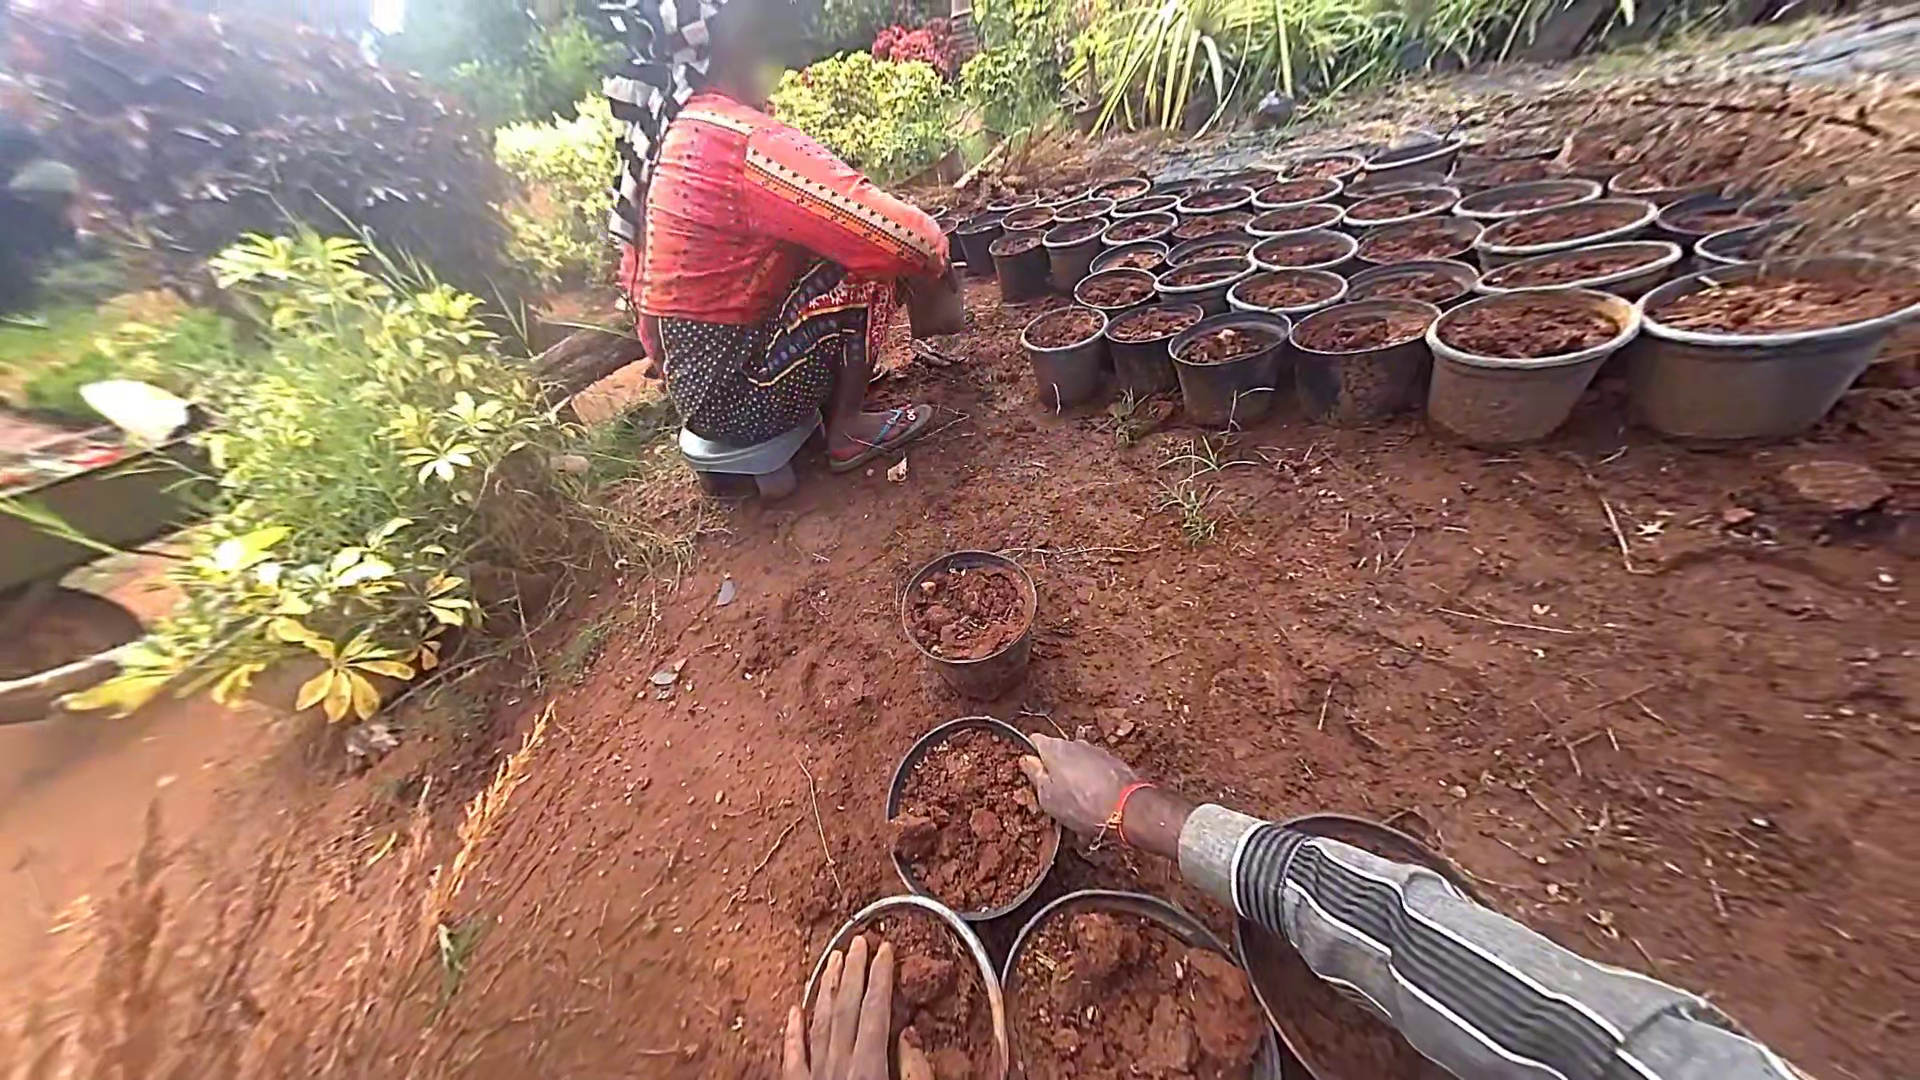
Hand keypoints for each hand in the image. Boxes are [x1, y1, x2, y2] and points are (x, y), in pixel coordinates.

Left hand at [785, 936, 900, 1079]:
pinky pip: (793, 1059)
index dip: (881, 975)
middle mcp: (839, 1066)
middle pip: (845, 1007)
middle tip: (857, 941)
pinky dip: (792, 1032)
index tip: (885, 947)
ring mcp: (815, 1078)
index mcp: (869, 1069)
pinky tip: (793, 1011)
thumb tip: (909, 1034)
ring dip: (828, 987)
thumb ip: (913, 1071)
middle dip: (853, 970)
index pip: (875, 1009)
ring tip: (833, 959)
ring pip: (821, 1023)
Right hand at [1018, 734, 1139, 836]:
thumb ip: (1034, 774)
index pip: (1034, 740)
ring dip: (1073, 773)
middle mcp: (1074, 742)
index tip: (1030, 770)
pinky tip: (1093, 798)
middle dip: (1053, 766)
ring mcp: (1095, 750)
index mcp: (1054, 748)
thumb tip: (1026, 759)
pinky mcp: (1111, 761)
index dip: (1030, 754)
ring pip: (1076, 759)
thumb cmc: (1082, 804)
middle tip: (1053, 791)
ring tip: (1076, 798)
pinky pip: (1093, 767)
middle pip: (1056, 750)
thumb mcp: (1048, 796)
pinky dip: (1090, 778)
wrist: (1128, 809)